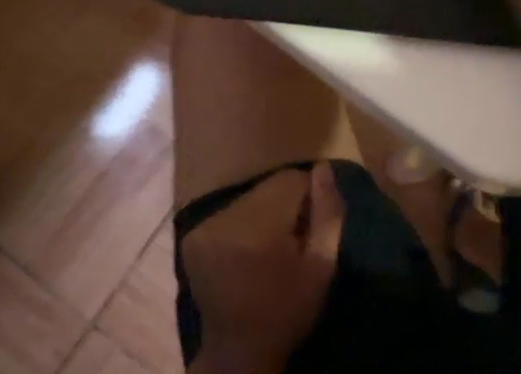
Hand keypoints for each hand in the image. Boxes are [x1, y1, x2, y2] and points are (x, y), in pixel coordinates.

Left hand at [182, 163, 345, 373]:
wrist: (238, 354)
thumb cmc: (287, 311)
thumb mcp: (323, 266)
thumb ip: (328, 213)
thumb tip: (323, 167)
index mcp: (259, 228)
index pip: (291, 179)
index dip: (308, 197)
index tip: (310, 226)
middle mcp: (226, 220)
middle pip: (269, 186)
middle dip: (285, 205)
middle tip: (292, 240)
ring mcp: (204, 228)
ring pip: (249, 197)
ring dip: (264, 213)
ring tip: (269, 247)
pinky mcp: (192, 236)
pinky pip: (230, 211)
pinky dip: (243, 223)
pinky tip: (246, 251)